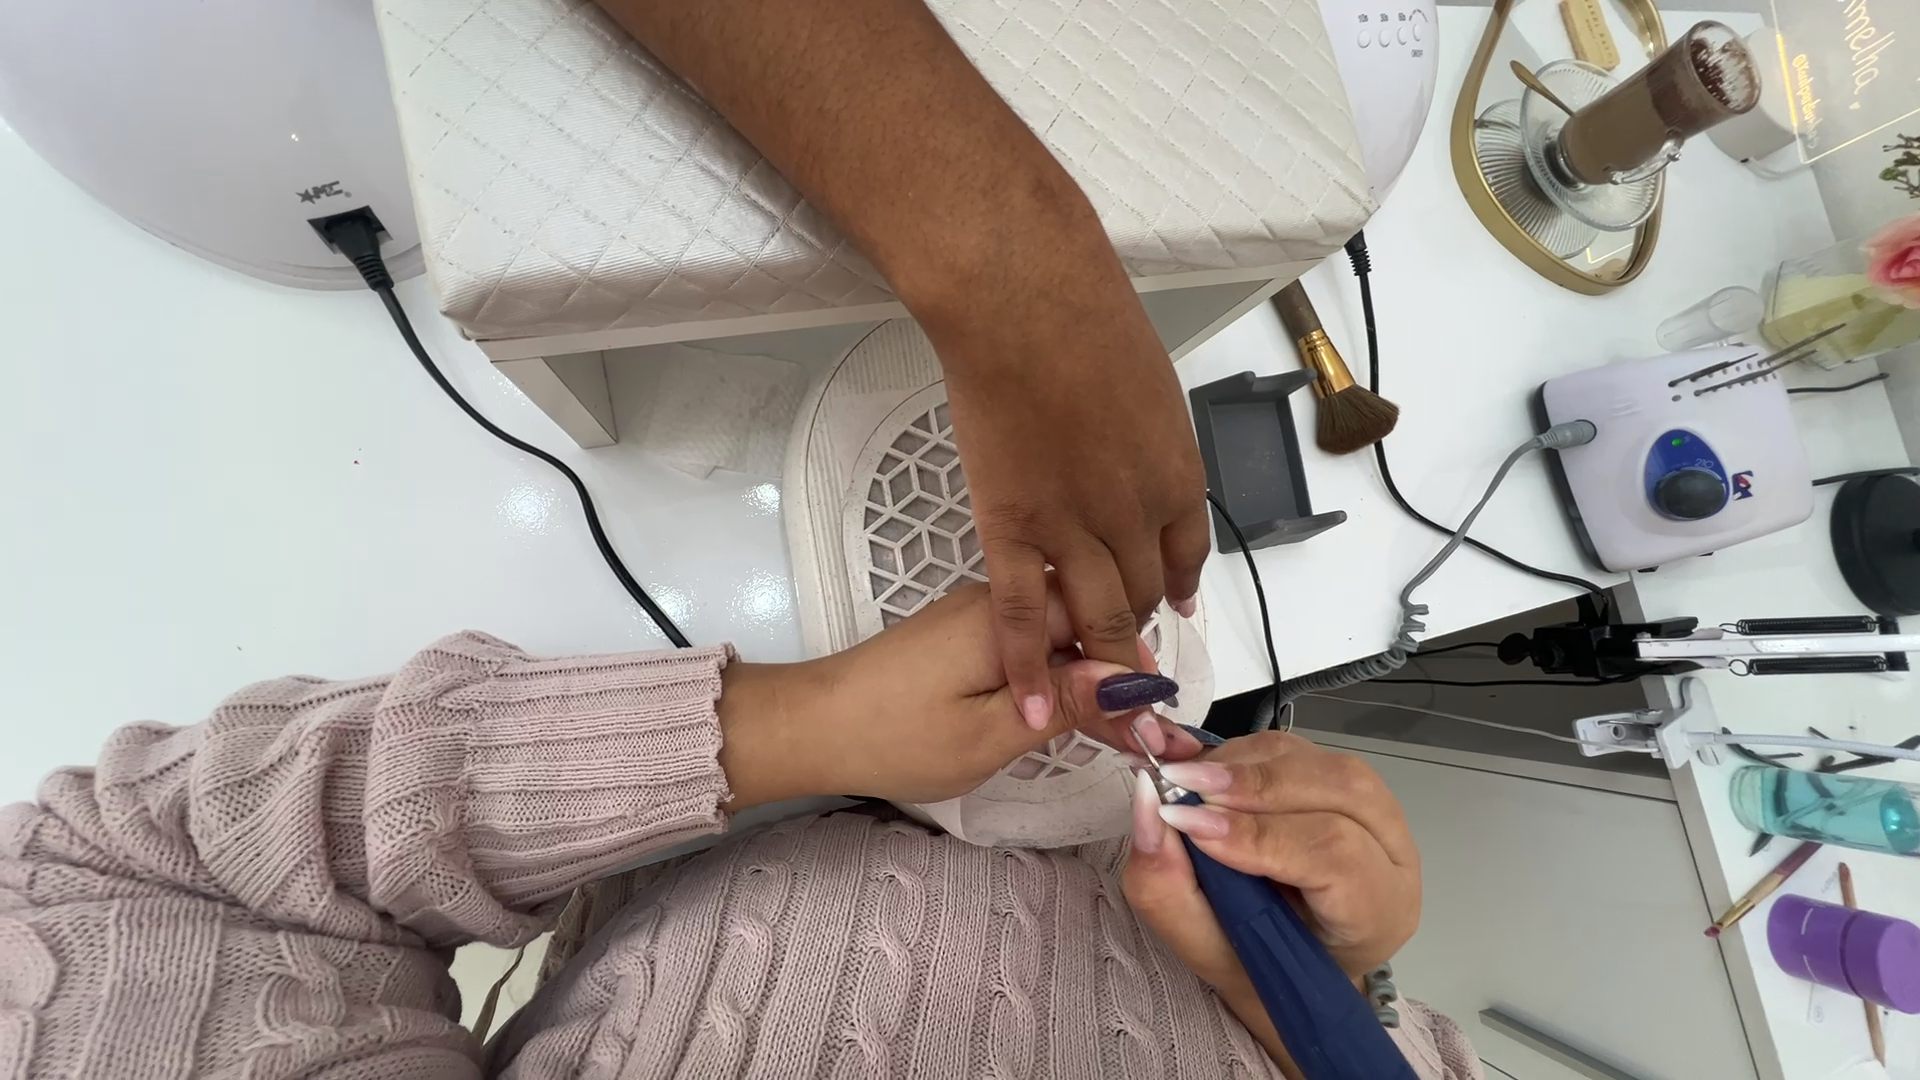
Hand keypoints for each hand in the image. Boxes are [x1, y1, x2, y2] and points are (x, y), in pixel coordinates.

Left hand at [717, 581, 1205, 808]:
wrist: (813, 724)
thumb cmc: (896, 737)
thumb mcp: (990, 733)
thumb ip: (1064, 703)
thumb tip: (1133, 686)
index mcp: (1008, 614)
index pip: (1100, 622)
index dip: (1137, 673)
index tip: (1159, 727)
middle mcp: (996, 598)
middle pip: (1082, 623)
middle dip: (1118, 676)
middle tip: (1143, 737)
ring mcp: (977, 611)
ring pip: (1056, 631)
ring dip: (1088, 676)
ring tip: (1115, 729)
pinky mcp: (962, 630)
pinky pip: (1028, 640)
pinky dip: (1053, 672)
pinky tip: (1067, 705)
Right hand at [926, 244, 1210, 732]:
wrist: (1024, 304)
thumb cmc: (1089, 319)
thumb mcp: (1148, 381)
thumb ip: (1150, 437)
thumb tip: (1141, 460)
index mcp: (1175, 472)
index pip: (1187, 553)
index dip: (1178, 589)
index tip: (1173, 611)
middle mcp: (1135, 515)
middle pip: (1146, 593)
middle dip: (1143, 631)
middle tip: (1134, 668)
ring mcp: (1072, 530)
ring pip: (1097, 615)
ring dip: (1102, 661)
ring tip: (1100, 697)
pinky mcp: (1011, 533)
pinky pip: (1023, 615)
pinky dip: (1031, 666)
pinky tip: (1035, 707)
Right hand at [1120, 733, 1420, 1070]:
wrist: (1283, 949)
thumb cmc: (1253, 959)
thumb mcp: (1200, 944)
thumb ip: (1166, 884)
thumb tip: (1145, 801)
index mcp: (1375, 913)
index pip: (1335, 859)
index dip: (1260, 836)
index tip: (1188, 825)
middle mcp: (1391, 853)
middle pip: (1338, 791)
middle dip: (1251, 782)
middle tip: (1179, 783)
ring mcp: (1373, 806)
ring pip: (1315, 759)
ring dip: (1242, 763)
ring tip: (1185, 779)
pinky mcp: (1335, 775)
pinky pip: (1291, 747)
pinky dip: (1240, 752)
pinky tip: (1204, 774)